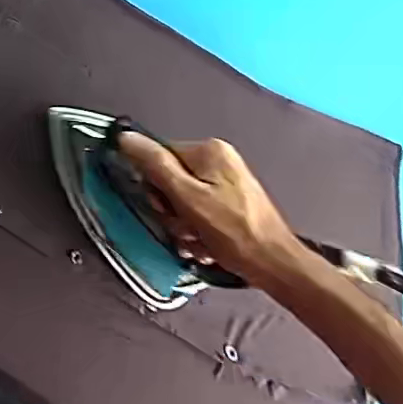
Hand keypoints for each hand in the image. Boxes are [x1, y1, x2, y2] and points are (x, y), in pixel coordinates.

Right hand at [115, 132, 305, 283]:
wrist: (277, 266)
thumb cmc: (233, 233)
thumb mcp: (187, 198)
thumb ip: (155, 165)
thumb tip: (125, 136)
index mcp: (208, 150)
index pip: (159, 157)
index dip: (155, 186)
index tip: (167, 208)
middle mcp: (218, 158)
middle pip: (171, 179)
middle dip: (172, 209)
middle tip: (187, 228)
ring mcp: (226, 180)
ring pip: (183, 198)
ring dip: (184, 223)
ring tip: (200, 240)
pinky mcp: (231, 201)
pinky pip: (200, 209)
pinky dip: (199, 228)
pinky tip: (208, 243)